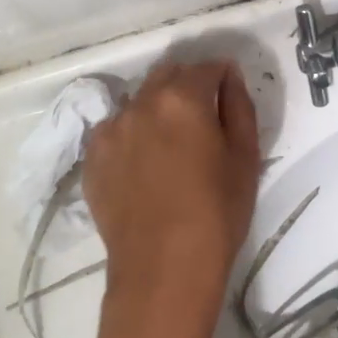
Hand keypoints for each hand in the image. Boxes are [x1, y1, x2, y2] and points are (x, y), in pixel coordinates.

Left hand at [84, 59, 261, 317]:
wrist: (163, 270)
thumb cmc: (217, 214)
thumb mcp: (245, 157)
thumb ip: (239, 106)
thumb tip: (229, 76)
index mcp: (183, 98)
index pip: (207, 67)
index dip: (223, 78)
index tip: (229, 97)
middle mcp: (141, 103)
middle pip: (168, 75)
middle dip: (188, 87)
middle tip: (202, 121)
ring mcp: (111, 129)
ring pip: (139, 101)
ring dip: (157, 110)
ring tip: (170, 147)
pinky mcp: (92, 157)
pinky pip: (115, 130)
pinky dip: (132, 136)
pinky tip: (144, 166)